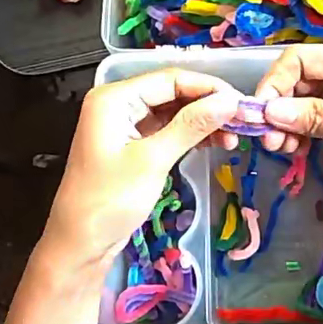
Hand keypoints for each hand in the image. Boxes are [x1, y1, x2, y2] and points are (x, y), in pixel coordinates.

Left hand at [38, 69, 239, 271]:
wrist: (80, 244)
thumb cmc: (109, 200)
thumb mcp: (153, 160)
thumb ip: (191, 125)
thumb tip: (230, 101)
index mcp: (114, 98)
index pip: (170, 79)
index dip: (208, 87)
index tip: (241, 102)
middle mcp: (117, 104)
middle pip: (172, 93)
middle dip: (207, 105)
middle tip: (242, 120)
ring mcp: (124, 125)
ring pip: (172, 112)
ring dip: (202, 122)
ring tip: (234, 137)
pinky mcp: (131, 145)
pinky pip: (166, 130)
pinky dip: (190, 136)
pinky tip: (216, 143)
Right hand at [254, 46, 322, 203]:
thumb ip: (319, 119)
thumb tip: (269, 112)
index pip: (302, 60)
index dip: (275, 83)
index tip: (259, 116)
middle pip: (298, 80)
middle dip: (278, 108)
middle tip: (268, 141)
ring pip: (302, 103)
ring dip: (286, 123)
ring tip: (280, 150)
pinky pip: (314, 121)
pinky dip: (299, 134)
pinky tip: (293, 151)